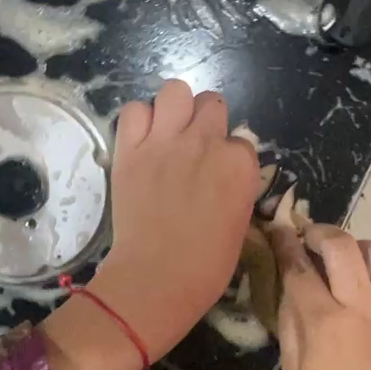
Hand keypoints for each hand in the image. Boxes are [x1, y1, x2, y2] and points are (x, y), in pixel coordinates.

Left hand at [41, 81, 260, 369]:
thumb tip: (224, 177)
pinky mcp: (130, 150)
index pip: (240, 142)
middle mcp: (205, 143)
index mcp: (240, 165)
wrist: (158, 279)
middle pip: (212, 105)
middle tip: (194, 150)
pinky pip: (133, 110)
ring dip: (175, 108)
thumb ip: (236, 189)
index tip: (218, 178)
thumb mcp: (239, 224)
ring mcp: (165, 142)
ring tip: (168, 133)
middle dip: (206, 123)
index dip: (228, 158)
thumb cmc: (207, 266)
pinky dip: (139, 121)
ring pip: (175, 91)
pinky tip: (141, 141)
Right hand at [267, 222, 370, 369]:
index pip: (299, 268)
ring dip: (352, 242)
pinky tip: (363, 268)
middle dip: (318, 231)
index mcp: (323, 321)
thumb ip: (289, 316)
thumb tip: (289, 281)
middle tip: (304, 235)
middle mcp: (358, 304)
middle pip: (339, 245)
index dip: (284, 243)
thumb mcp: (291, 363)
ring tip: (337, 252)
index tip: (275, 229)